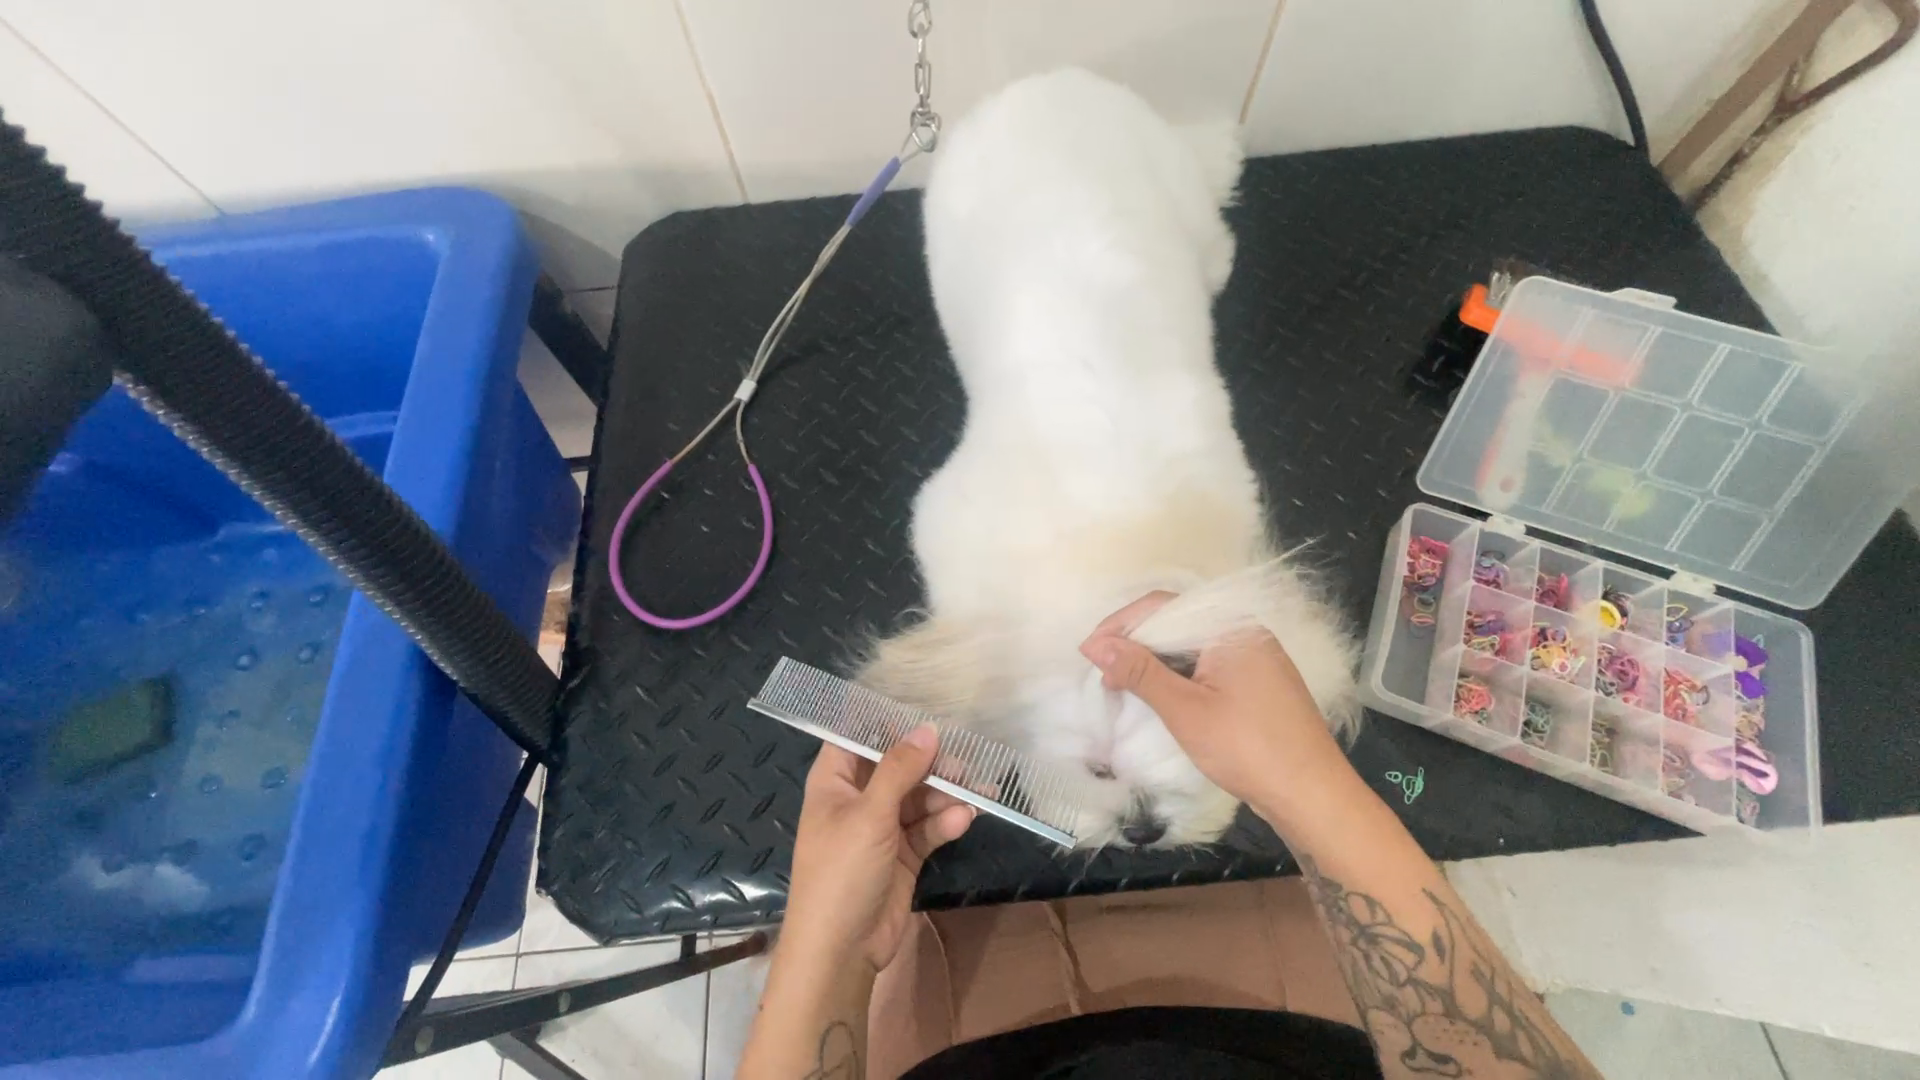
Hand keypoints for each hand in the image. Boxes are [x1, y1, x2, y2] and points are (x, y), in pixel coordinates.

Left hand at [782, 728, 975, 972]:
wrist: (841, 951)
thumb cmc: (841, 871)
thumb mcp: (869, 814)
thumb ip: (899, 768)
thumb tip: (928, 729)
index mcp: (835, 780)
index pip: (857, 735)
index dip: (887, 720)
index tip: (924, 705)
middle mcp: (858, 798)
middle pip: (897, 765)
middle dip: (929, 760)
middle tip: (964, 754)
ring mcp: (882, 827)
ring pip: (919, 796)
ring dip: (945, 793)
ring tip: (975, 789)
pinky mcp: (904, 853)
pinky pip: (928, 827)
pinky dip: (945, 822)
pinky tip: (964, 819)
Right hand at [1078, 592, 1357, 827]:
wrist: (1313, 796)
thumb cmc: (1247, 749)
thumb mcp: (1184, 710)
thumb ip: (1139, 671)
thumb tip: (1096, 644)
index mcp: (1230, 626)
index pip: (1162, 606)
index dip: (1119, 625)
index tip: (1088, 652)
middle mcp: (1244, 631)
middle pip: (1176, 621)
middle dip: (1134, 643)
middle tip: (1102, 671)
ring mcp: (1253, 656)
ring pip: (1190, 644)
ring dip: (1153, 660)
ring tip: (1121, 684)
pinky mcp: (1256, 680)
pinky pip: (1206, 662)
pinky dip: (1177, 673)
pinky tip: (1157, 693)